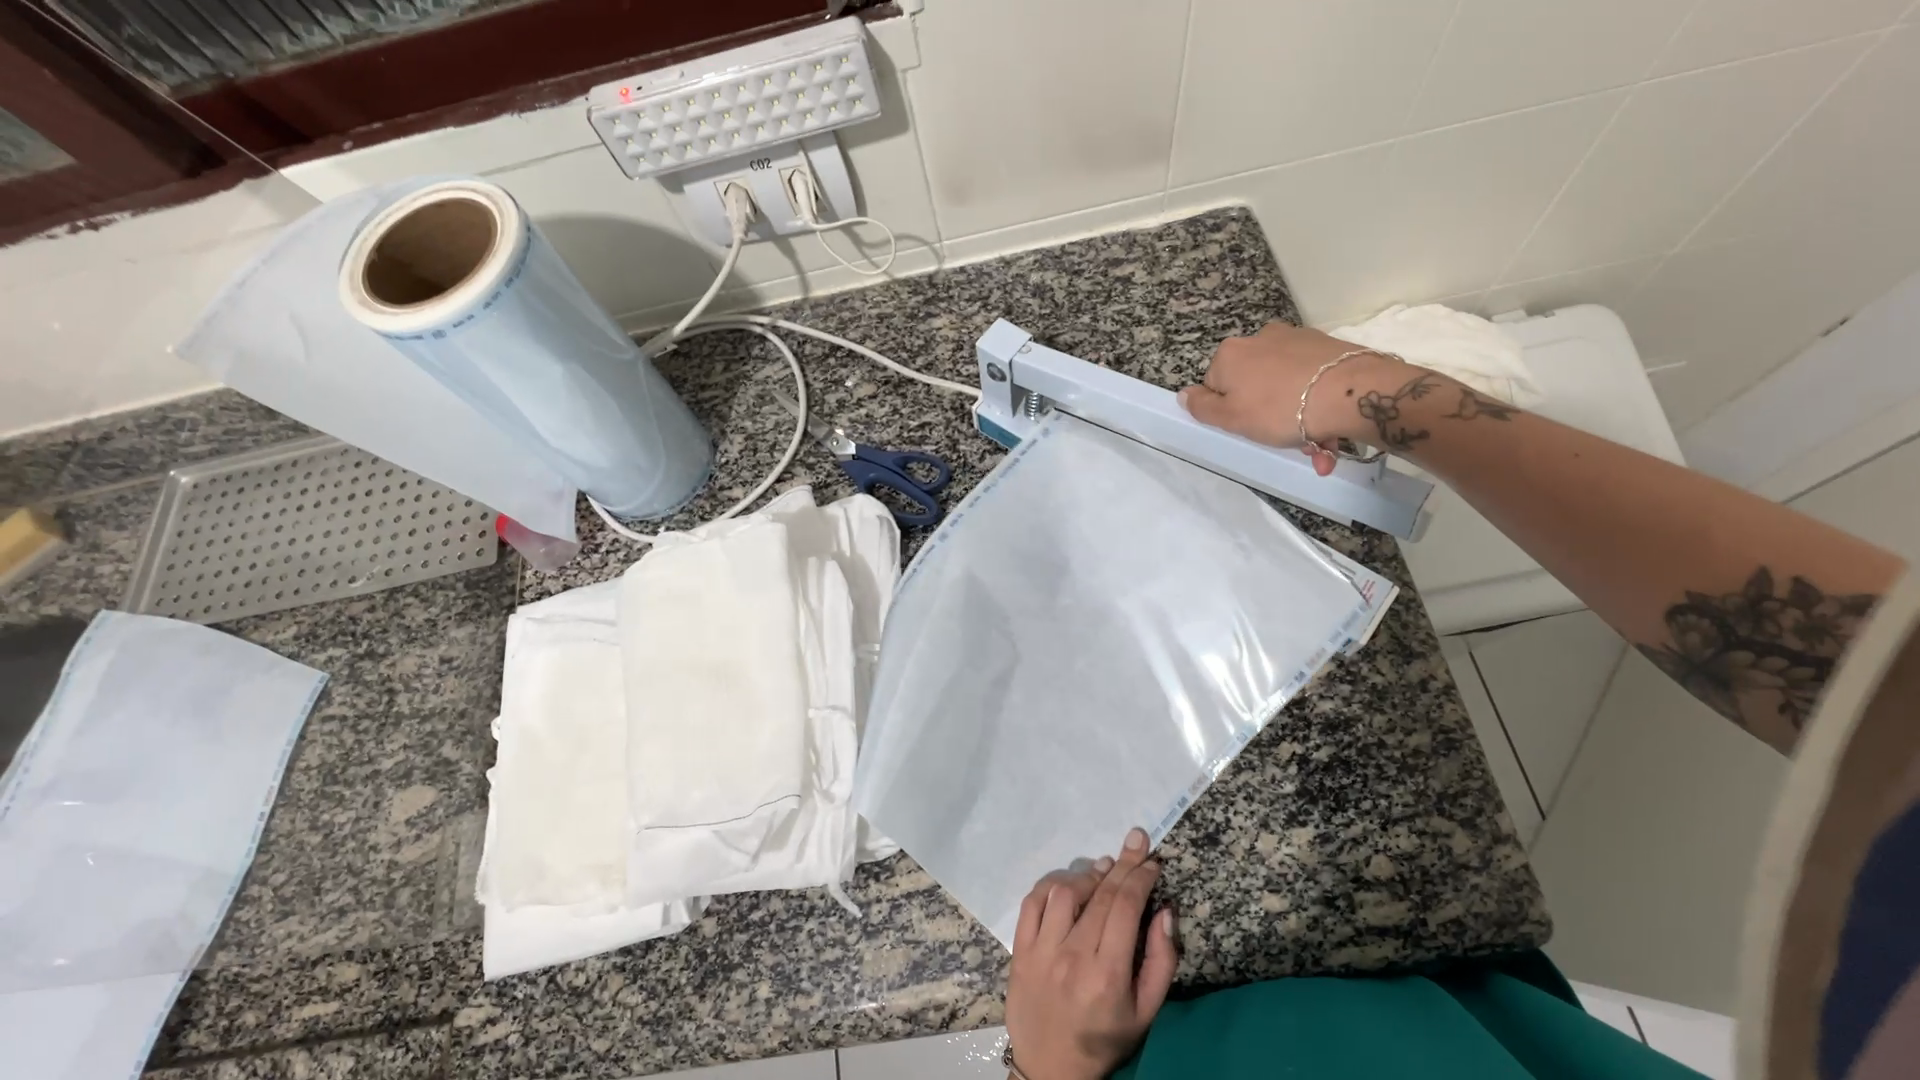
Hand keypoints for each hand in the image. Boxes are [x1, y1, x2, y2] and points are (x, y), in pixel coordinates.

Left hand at [1004, 829, 1177, 1079]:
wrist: (1051, 1066)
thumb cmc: (1106, 1038)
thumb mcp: (1147, 1011)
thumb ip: (1161, 961)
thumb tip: (1165, 910)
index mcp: (1108, 975)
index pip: (1126, 908)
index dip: (1141, 878)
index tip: (1152, 861)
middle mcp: (1073, 956)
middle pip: (1101, 895)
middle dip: (1123, 863)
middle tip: (1136, 841)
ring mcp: (1042, 951)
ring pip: (1066, 893)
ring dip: (1089, 875)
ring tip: (1105, 870)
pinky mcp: (1020, 950)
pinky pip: (1033, 902)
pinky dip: (1051, 885)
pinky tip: (1069, 883)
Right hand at [1177, 321, 1410, 474]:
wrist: (1351, 393)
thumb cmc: (1281, 410)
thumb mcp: (1231, 418)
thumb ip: (1202, 407)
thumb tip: (1184, 394)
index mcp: (1230, 354)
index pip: (1216, 385)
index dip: (1229, 411)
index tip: (1248, 430)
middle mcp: (1260, 338)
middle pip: (1254, 384)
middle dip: (1268, 417)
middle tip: (1285, 444)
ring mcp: (1297, 339)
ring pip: (1287, 386)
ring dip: (1297, 418)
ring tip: (1317, 447)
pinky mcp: (1328, 347)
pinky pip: (1313, 381)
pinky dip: (1318, 405)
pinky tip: (1331, 430)